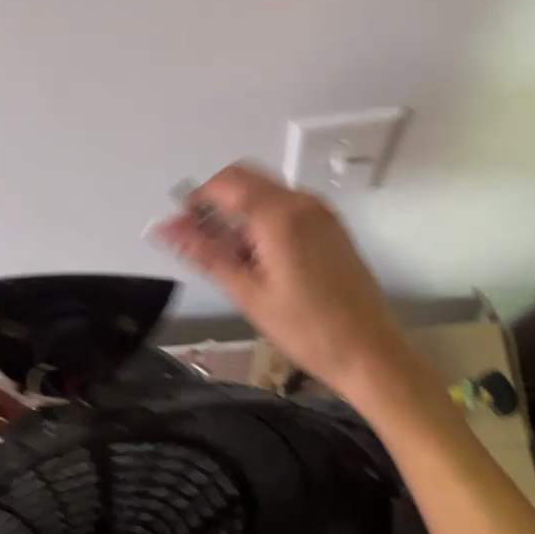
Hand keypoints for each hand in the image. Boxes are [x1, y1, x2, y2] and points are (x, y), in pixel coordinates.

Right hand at [154, 161, 416, 403]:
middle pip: (245, 182)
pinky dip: (263, 224)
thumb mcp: (248, 294)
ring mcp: (322, 213)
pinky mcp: (331, 228)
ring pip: (265, 196)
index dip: (196, 202)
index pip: (225, 184)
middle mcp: (303, 203)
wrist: (367, 351)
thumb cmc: (307, 330)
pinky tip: (256, 263)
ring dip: (239, 217)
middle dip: (216, 207)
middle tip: (199, 245)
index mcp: (280, 216)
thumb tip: (167, 231)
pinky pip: (287, 210)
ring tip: (228, 263)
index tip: (181, 230)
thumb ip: (206, 254)